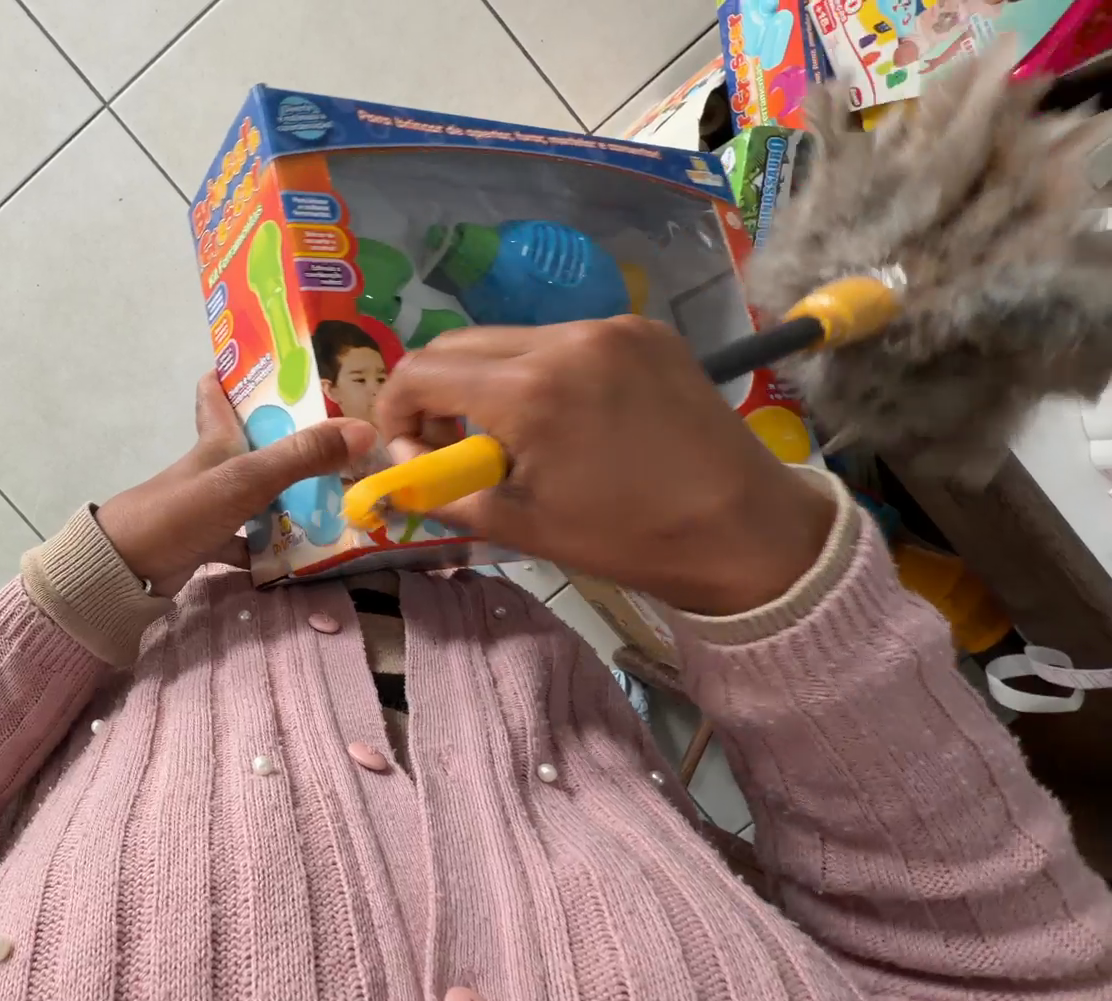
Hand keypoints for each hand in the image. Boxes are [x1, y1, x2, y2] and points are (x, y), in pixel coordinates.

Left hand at [97, 374, 373, 595]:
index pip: (217, 392)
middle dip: (289, 439)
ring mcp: (210, 506)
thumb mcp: (246, 478)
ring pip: (256, 494)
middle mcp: (213, 467)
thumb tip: (365, 430)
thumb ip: (301, 456)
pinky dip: (270, 547)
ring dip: (289, 496)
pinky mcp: (207, 541)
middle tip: (338, 437)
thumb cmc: (183, 510)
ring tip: (338, 496)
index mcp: (216, 440)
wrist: (129, 568)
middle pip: (251, 444)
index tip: (274, 362)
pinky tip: (303, 553)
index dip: (237, 372)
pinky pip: (247, 540)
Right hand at [373, 317, 833, 614]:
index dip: (393, 411)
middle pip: (453, 345)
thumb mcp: (512, 524)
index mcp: (529, 391)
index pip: (418, 373)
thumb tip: (397, 464)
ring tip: (504, 433)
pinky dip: (530, 373)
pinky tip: (554, 415)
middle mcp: (565, 338)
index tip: (407, 448)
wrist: (744, 529)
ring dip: (479, 382)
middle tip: (447, 441)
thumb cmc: (620, 537)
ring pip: (502, 340)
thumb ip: (436, 488)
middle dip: (431, 393)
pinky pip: (553, 340)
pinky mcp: (640, 329)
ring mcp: (608, 327)